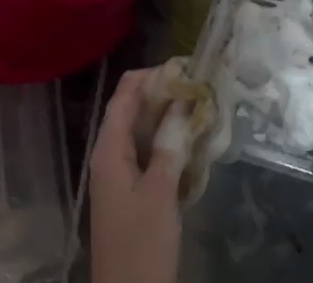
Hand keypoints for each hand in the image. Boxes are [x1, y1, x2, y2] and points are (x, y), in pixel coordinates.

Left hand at [90, 68, 186, 282]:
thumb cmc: (142, 242)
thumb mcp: (160, 191)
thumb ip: (171, 143)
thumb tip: (184, 100)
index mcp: (109, 148)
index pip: (126, 93)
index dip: (154, 74)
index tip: (189, 69)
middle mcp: (110, 154)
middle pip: (134, 108)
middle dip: (166, 94)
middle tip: (202, 88)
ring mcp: (119, 173)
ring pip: (143, 130)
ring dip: (170, 117)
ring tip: (203, 108)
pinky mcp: (131, 190)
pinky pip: (148, 152)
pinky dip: (168, 141)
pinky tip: (194, 141)